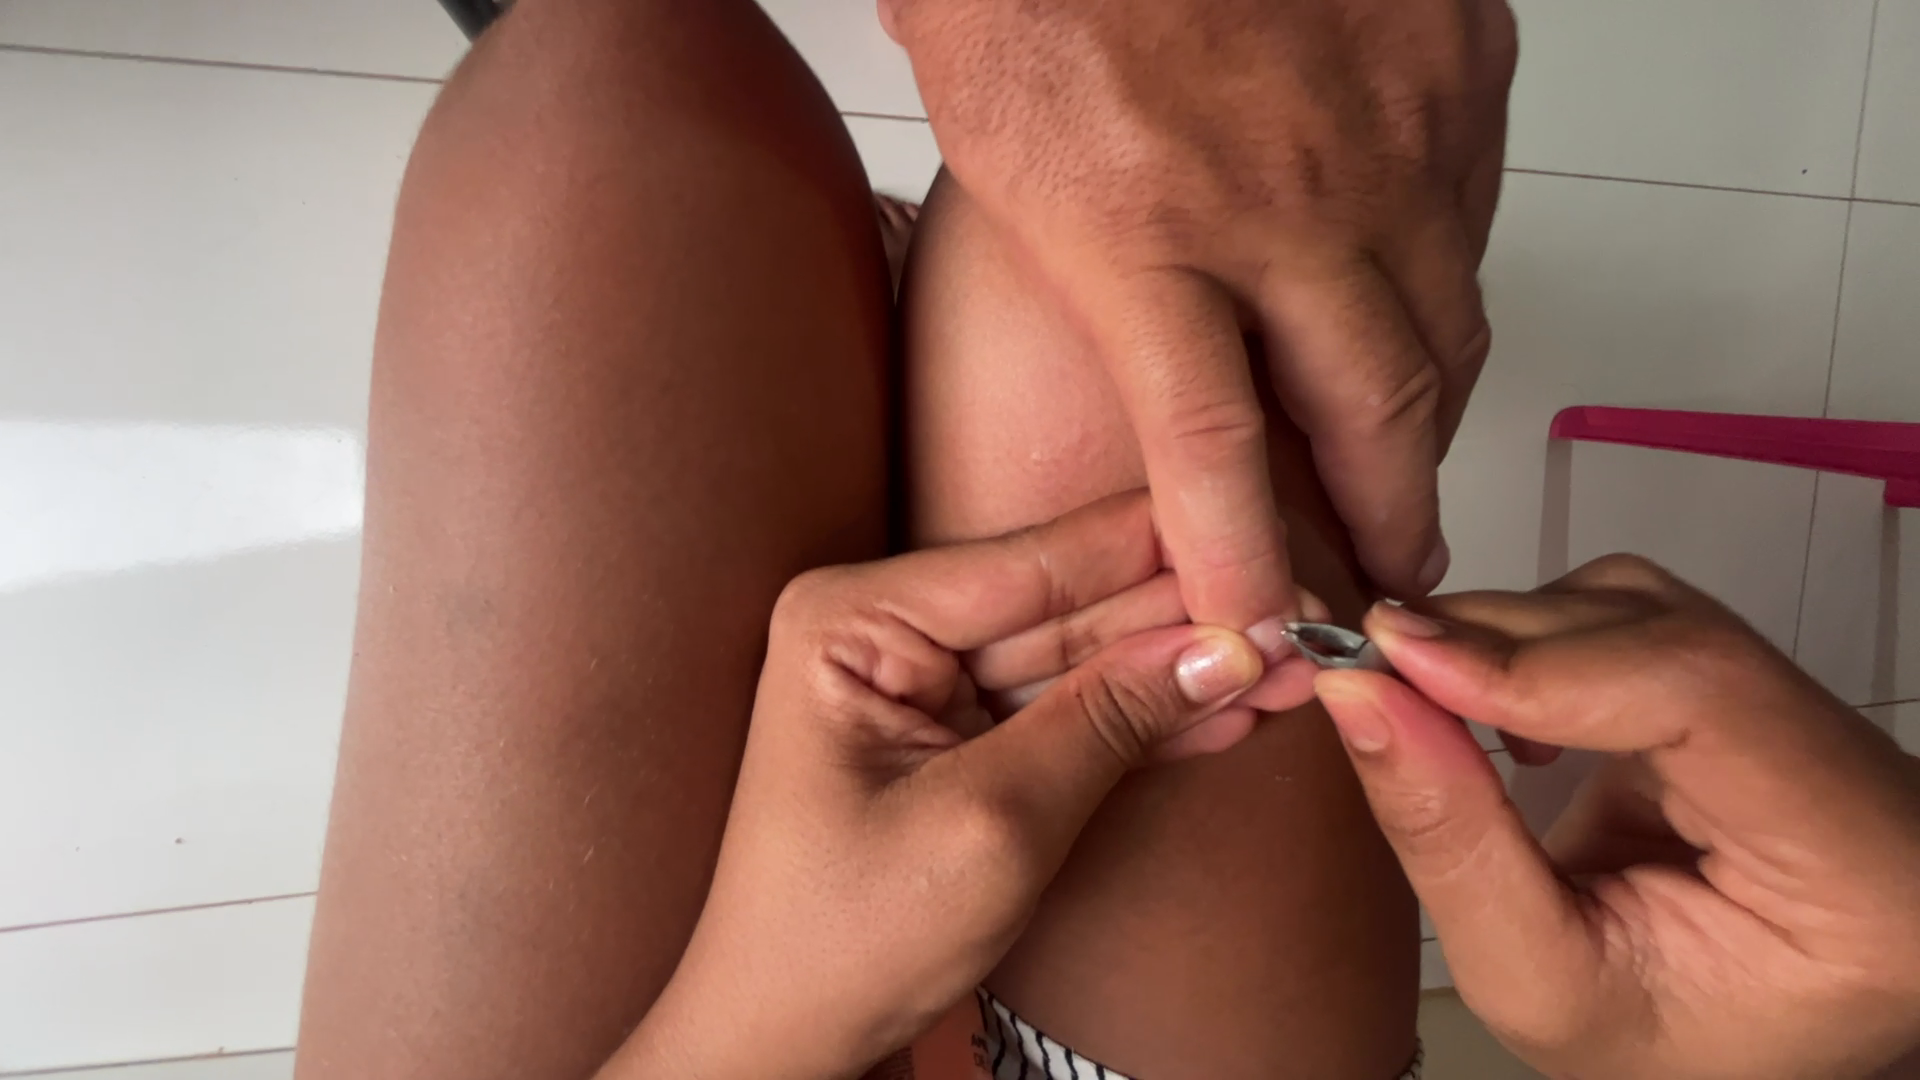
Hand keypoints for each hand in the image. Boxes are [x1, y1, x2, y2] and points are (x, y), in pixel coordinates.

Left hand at [609, 495, 1277, 1079]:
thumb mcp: (990, 821)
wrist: (791, 1031)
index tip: (1259, 553)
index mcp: (857, 618)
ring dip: (1179, 665)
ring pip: (1079, 654)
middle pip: (1063, 603)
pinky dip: (1144, 713)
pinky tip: (1225, 705)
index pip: (1032, 563)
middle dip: (1181, 617)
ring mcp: (929, 675)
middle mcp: (889, 626)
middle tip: (1294, 614)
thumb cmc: (843, 935)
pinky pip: (1066, 705)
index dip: (1154, 557)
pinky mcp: (963, 724)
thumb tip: (1221, 651)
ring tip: (1286, 661)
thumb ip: (1105, 721)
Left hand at [883, 0, 1517, 626]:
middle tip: (1388, 579)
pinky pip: (1469, 225)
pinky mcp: (1444, 59)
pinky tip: (1417, 338)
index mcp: (1141, 234)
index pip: (1209, 446)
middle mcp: (1279, 199)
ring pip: (1438, 327)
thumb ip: (1069, 283)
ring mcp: (1378, 128)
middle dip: (1387, 515)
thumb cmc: (1026, 2)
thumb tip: (1122, 372)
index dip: (1240, 555)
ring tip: (1409, 484)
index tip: (1259, 622)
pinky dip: (1448, 304)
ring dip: (1429, 424)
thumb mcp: (1001, 176)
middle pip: (1366, 409)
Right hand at [1315, 555, 1919, 1078]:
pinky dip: (1520, 638)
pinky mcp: (1732, 696)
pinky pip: (1614, 617)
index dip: (1535, 661)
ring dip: (1499, 632)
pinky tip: (1494, 703)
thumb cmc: (1639, 1043)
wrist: (1702, 1045)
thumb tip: (1354, 689)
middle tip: (1372, 663)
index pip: (1702, 693)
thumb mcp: (1524, 976)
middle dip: (1489, 638)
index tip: (1393, 660)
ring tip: (1427, 692)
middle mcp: (1855, 770)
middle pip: (1657, 629)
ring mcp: (1798, 721)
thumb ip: (1443, 835)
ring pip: (1629, 604)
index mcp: (1861, 870)